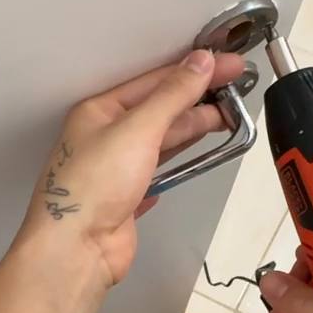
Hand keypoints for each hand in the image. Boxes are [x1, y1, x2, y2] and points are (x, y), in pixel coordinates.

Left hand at [17, 49, 247, 289]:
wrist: (76, 249)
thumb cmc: (92, 187)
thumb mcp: (137, 129)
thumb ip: (172, 96)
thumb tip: (200, 63)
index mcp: (98, 112)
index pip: (154, 81)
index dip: (193, 72)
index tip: (228, 67)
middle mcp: (104, 138)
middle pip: (159, 111)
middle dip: (197, 100)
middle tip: (236, 94)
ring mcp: (115, 171)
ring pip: (160, 142)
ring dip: (191, 130)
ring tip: (227, 119)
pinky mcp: (125, 200)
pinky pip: (155, 175)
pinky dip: (175, 166)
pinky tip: (192, 160)